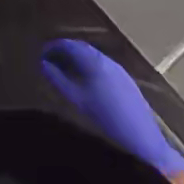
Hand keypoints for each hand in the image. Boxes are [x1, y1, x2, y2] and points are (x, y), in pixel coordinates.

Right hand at [41, 39, 183, 175]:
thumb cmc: (106, 119)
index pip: (70, 45)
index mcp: (95, 62)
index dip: (54, 46)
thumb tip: (43, 64)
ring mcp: (118, 69)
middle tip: (50, 60)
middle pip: (82, 47)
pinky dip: (88, 64)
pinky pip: (102, 63)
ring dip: (77, 57)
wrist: (142, 137)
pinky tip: (84, 78)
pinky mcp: (125, 78)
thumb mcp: (77, 100)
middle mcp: (107, 60)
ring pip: (93, 55)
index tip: (41, 53)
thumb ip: (59, 80)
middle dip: (65, 50)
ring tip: (63, 68)